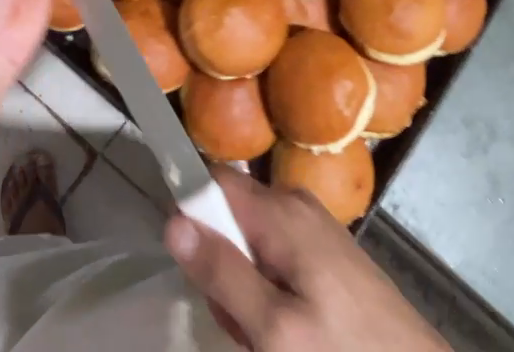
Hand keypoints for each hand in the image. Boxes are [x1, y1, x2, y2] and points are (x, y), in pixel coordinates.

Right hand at [166, 169, 449, 351]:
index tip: (191, 260)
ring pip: (249, 242)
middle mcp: (295, 203)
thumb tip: (171, 220)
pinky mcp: (325, 249)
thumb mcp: (273, 326)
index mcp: (281, 210)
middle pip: (227, 216)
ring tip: (268, 332)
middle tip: (241, 318)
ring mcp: (313, 225)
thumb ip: (221, 272)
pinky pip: (275, 256)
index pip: (212, 179)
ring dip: (244, 286)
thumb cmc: (342, 349)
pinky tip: (288, 328)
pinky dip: (269, 290)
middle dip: (222, 265)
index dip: (190, 212)